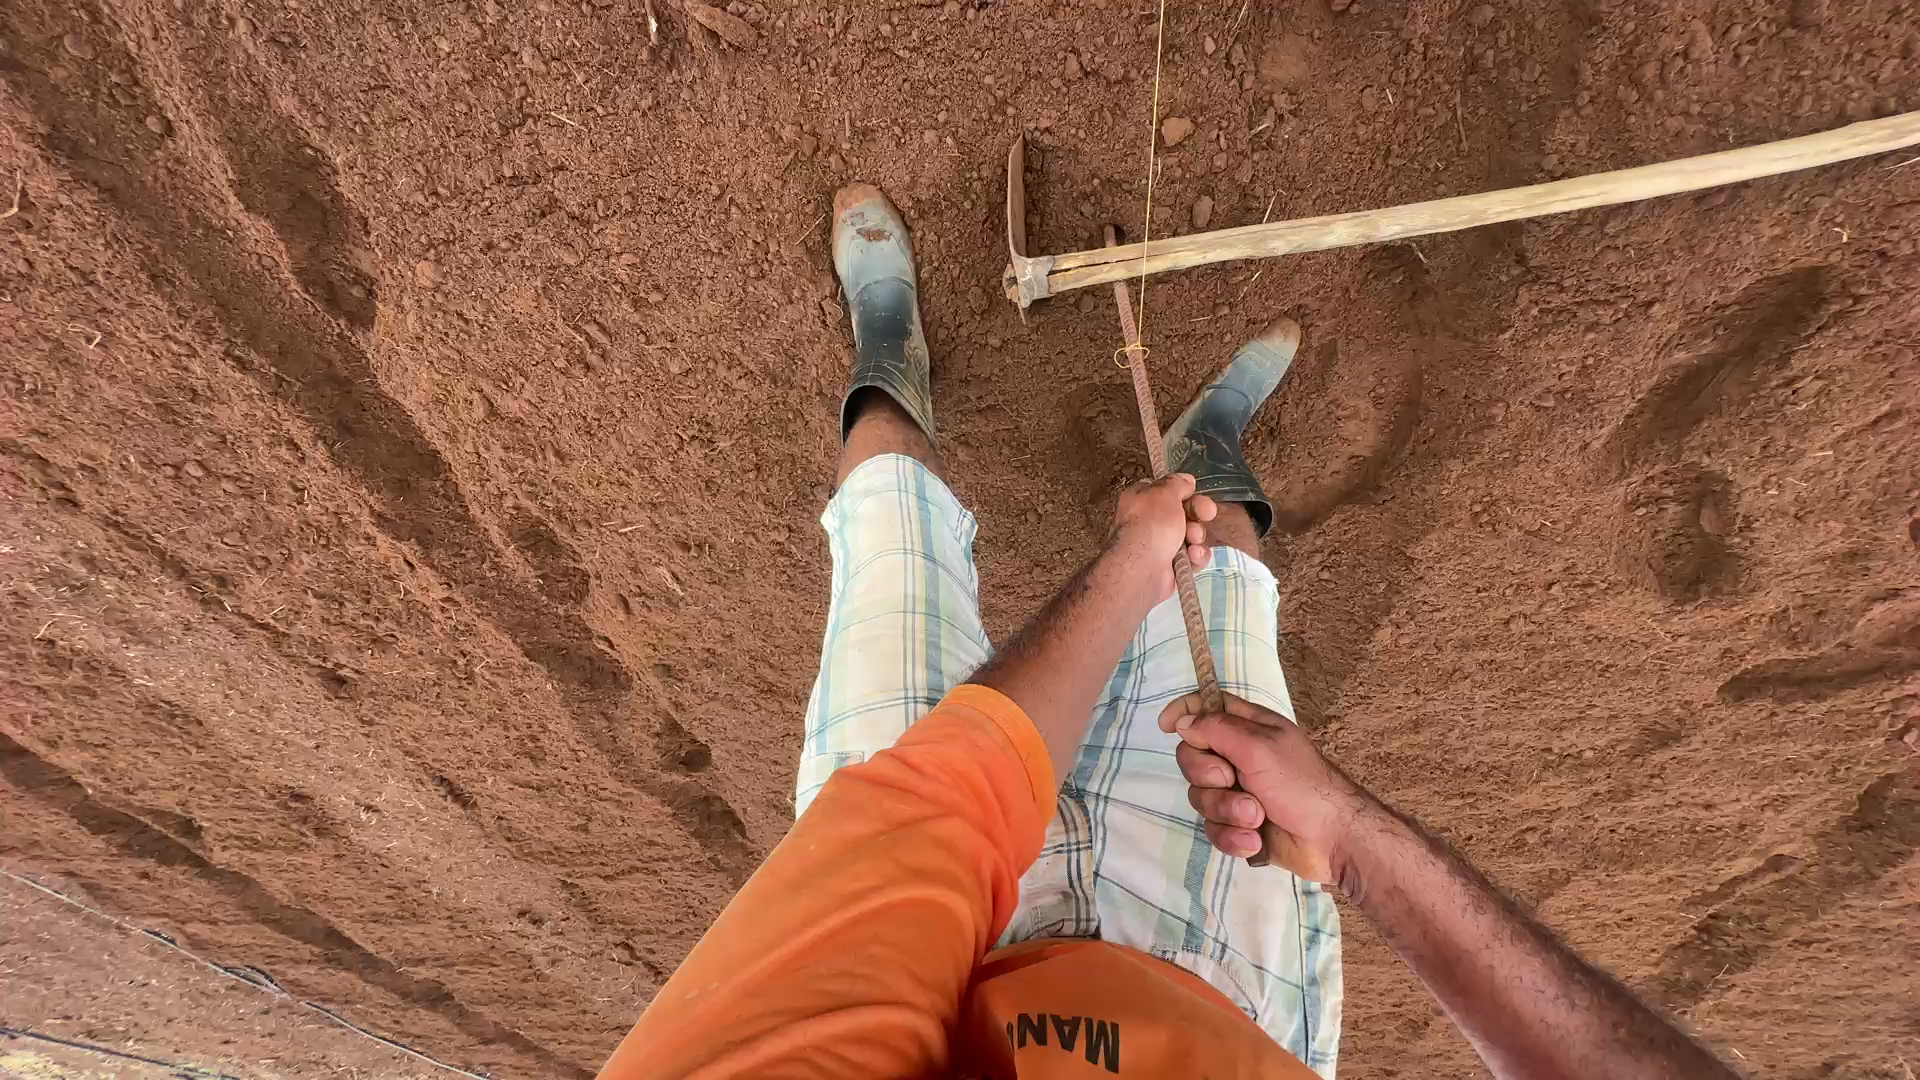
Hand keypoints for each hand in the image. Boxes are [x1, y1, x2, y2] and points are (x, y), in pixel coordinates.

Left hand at [1107, 473, 1216, 600]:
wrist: (1142, 569)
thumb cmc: (1151, 525)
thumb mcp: (1164, 493)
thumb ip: (1176, 483)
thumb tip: (1185, 480)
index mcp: (1139, 500)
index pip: (1163, 490)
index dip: (1181, 491)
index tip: (1193, 491)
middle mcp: (1147, 521)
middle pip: (1182, 512)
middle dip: (1197, 513)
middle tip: (1207, 513)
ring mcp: (1158, 545)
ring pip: (1190, 535)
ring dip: (1197, 535)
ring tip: (1193, 540)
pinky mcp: (1170, 566)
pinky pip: (1191, 557)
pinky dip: (1195, 556)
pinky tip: (1192, 556)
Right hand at [1158, 692, 1375, 883]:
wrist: (1334, 840)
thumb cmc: (1300, 783)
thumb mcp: (1258, 746)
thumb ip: (1215, 729)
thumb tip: (1182, 722)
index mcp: (1245, 728)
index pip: (1203, 707)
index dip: (1182, 713)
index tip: (1165, 726)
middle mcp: (1236, 757)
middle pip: (1191, 756)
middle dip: (1207, 775)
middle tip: (1233, 780)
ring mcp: (1236, 792)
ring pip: (1199, 796)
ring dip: (1225, 810)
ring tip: (1256, 817)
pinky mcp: (1238, 825)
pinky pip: (1212, 828)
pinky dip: (1231, 836)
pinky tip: (1252, 840)